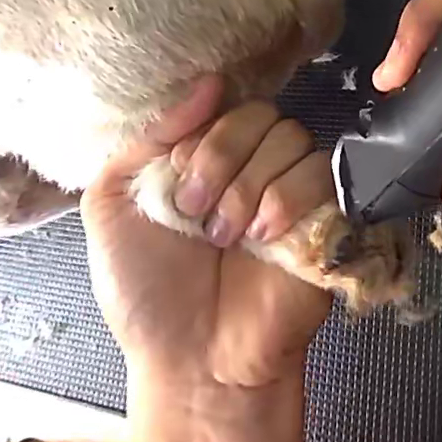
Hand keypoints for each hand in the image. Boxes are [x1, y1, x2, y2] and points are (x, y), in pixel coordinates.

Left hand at [81, 76, 331, 399]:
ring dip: (252, 187)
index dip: (202, 134)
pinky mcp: (328, 210)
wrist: (195, 359)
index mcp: (208, 154)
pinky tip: (265, 237)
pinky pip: (323, 170)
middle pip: (263, 114)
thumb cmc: (149, 290)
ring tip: (230, 237)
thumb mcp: (113, 208)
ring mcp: (294, 185)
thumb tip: (209, 82)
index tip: (178, 182)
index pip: (224, 102)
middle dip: (223, 160)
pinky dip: (288, 199)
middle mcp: (255, 163)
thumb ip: (148, 138)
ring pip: (293, 137)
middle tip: (198, 213)